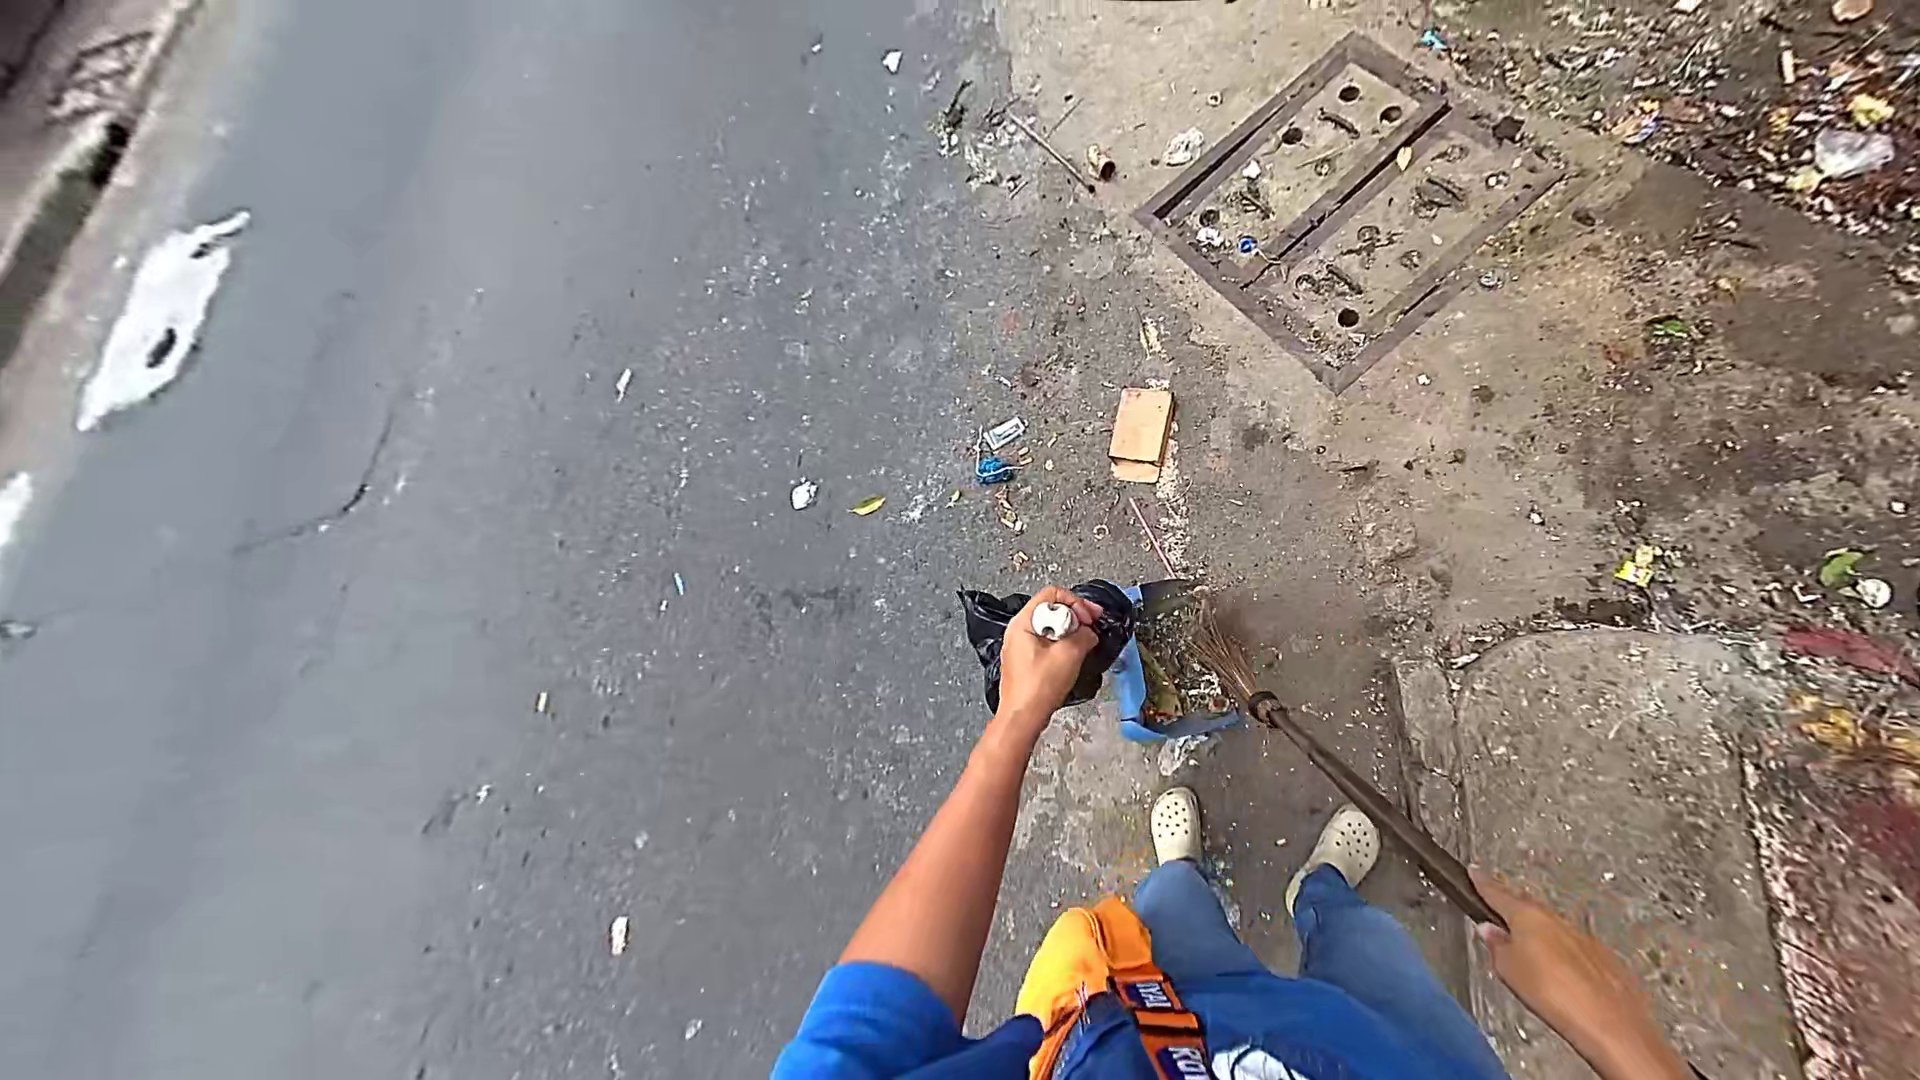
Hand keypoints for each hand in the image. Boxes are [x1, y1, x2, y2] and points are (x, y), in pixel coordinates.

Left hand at [993, 586, 1103, 736]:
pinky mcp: (1027, 659)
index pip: (1051, 594)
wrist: (1023, 716)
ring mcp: (1021, 645)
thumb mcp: (1069, 655)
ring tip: (1084, 643)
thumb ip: (1084, 636)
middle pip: (1051, 608)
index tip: (1089, 617)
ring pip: (1050, 626)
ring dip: (1071, 631)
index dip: (1075, 602)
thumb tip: (1089, 632)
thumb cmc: (1037, 688)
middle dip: (1075, 616)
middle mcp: (1018, 630)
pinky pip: (1047, 642)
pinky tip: (1073, 656)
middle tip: (1091, 627)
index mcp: (1022, 623)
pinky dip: (1063, 644)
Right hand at [1471, 870, 1690, 1079]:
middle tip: (1501, 922)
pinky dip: (1569, 959)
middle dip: (1514, 912)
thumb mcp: (1507, 969)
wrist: (1616, 1032)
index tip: (1475, 873)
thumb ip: (1496, 945)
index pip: (1496, 891)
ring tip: (1534, 962)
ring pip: (1556, 930)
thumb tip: (1492, 933)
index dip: (1482, 882)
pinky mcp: (1611, 964)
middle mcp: (1557, 920)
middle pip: (1528, 908)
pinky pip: (1581, 951)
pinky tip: (1567, 980)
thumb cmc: (1558, 997)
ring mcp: (1587, 941)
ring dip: (1543, 939)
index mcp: (1526, 915)